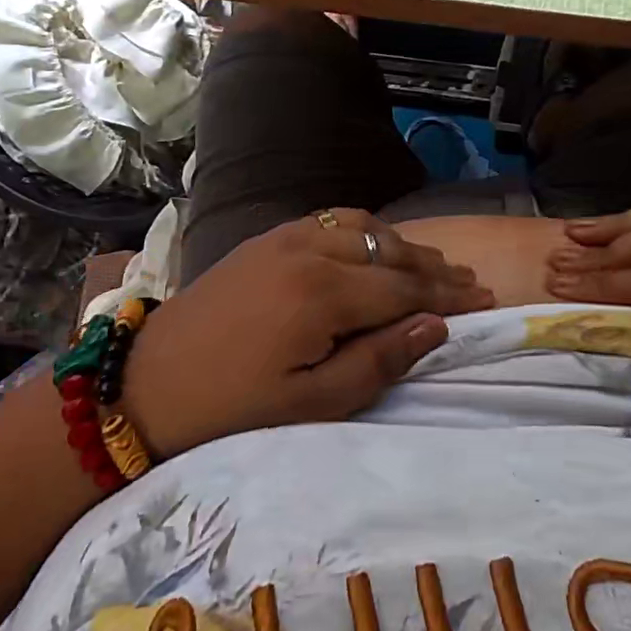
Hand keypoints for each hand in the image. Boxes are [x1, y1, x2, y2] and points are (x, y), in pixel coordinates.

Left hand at [121, 209, 494, 457]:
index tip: (485, 302)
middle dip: (433, 270)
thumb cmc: (231, 408)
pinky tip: (374, 245)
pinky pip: (330, 221)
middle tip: (470, 283)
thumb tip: (435, 327)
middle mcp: (309, 250)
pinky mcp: (265, 239)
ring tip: (431, 266)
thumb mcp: (311, 403)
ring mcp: (284, 237)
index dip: (447, 298)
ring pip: (362, 228)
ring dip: (401, 247)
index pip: (403, 289)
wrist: (145, 385)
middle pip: (388, 253)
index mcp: (322, 293)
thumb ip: (378, 360)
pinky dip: (364, 231)